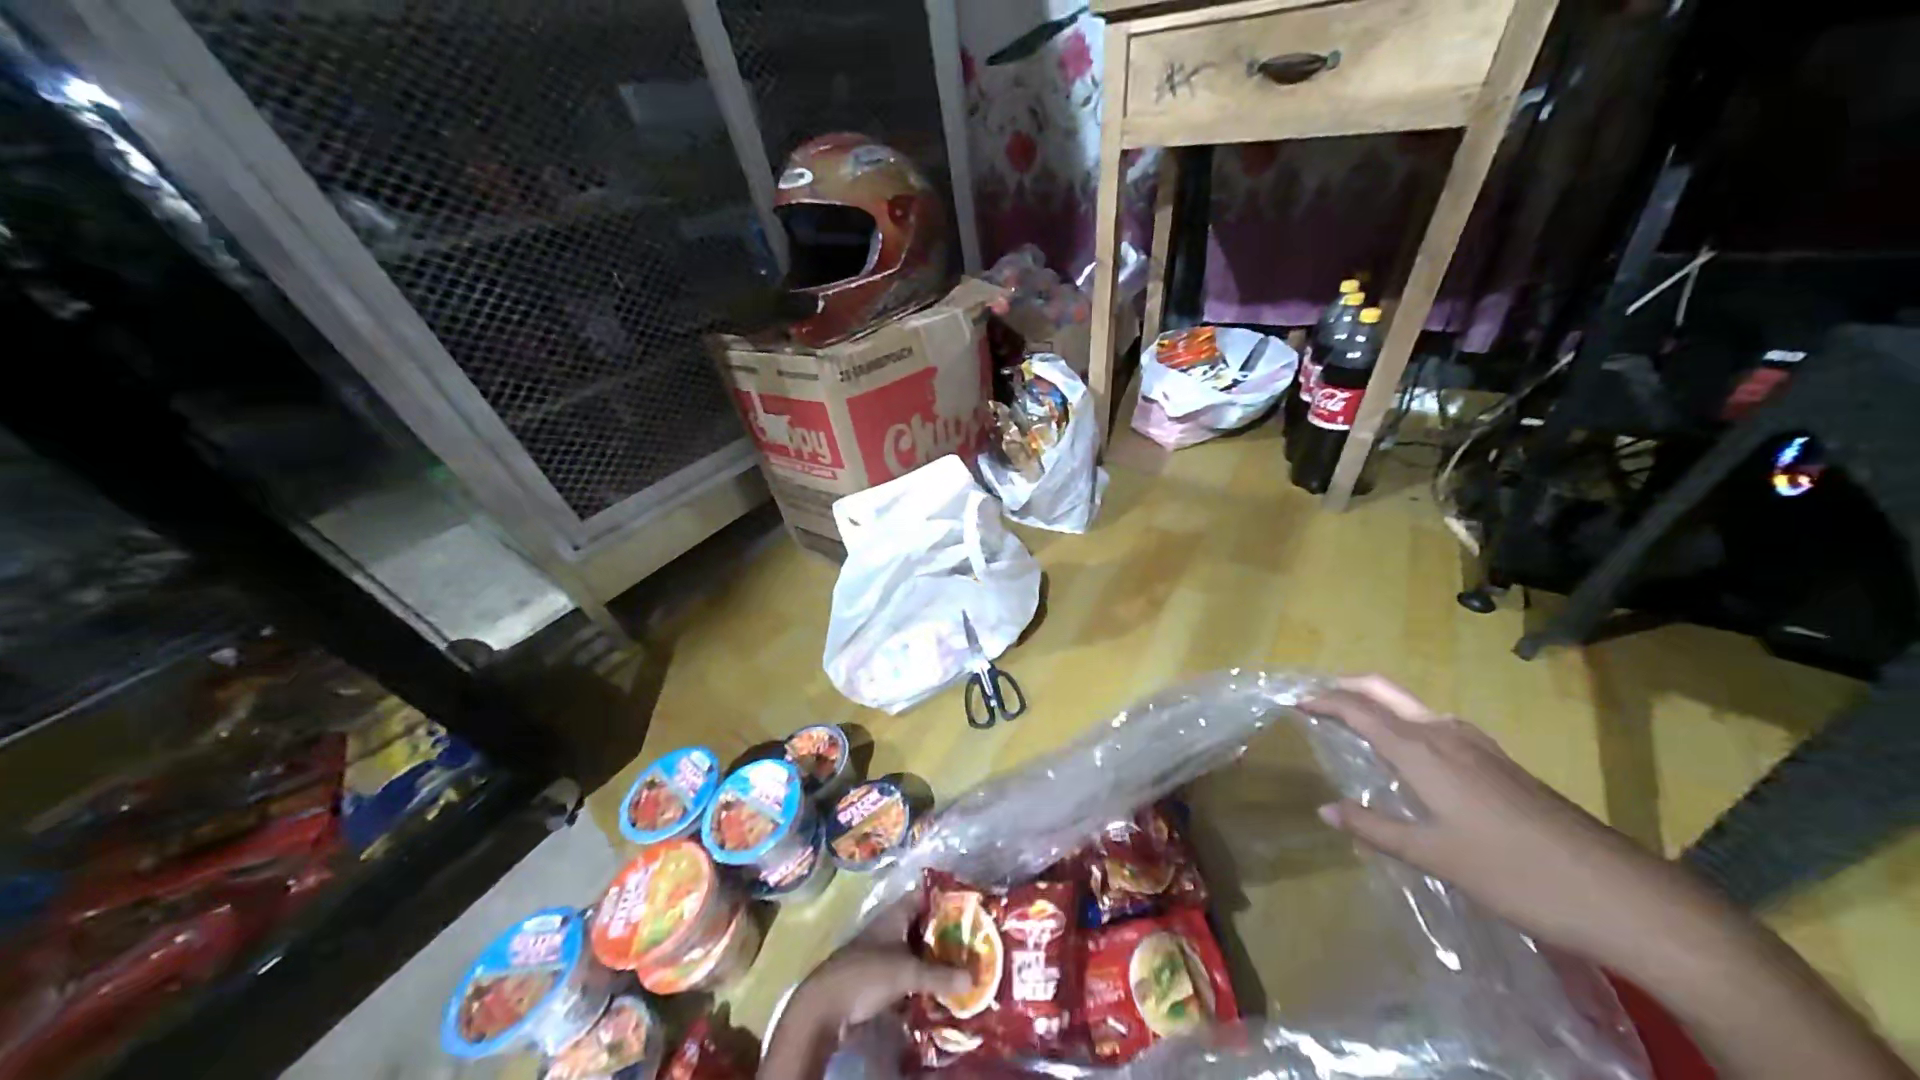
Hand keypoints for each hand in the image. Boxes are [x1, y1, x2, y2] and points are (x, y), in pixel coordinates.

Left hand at [789, 899, 970, 1028]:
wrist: (825, 1005)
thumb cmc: (866, 974)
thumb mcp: (907, 972)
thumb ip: (940, 975)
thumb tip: (973, 978)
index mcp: (894, 915)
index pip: (922, 896)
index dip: (944, 897)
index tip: (969, 904)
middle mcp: (887, 928)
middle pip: (920, 924)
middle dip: (944, 932)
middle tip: (972, 938)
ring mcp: (880, 952)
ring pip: (913, 949)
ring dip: (932, 957)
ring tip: (962, 964)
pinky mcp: (876, 976)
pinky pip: (905, 971)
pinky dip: (920, 977)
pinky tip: (938, 987)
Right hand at [1305, 675, 1711, 962]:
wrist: (1621, 894)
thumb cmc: (1514, 873)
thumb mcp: (1434, 856)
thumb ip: (1376, 828)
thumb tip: (1326, 810)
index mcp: (1424, 751)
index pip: (1360, 711)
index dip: (1324, 702)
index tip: (1294, 701)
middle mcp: (1448, 735)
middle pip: (1386, 692)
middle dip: (1347, 687)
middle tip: (1315, 696)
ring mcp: (1479, 747)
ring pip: (1414, 708)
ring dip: (1377, 705)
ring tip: (1352, 723)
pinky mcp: (1499, 763)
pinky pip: (1436, 727)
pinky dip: (1405, 724)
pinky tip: (1408, 755)